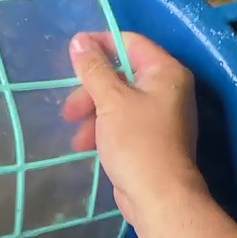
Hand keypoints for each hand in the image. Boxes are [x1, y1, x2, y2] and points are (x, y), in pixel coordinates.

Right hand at [63, 31, 206, 225]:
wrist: (159, 197)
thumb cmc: (137, 143)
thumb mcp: (110, 101)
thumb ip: (93, 69)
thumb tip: (79, 40)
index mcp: (165, 72)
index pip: (130, 43)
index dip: (99, 45)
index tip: (71, 54)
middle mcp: (167, 89)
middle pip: (121, 75)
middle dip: (90, 91)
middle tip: (69, 110)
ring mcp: (160, 115)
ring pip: (117, 101)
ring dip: (92, 114)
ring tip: (78, 138)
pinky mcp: (149, 138)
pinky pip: (121, 122)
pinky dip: (102, 129)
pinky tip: (86, 146)